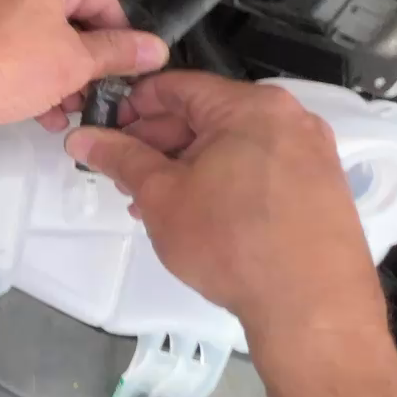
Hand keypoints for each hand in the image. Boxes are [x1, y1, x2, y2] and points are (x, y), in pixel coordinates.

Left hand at [0, 0, 167, 136]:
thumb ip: (117, 53)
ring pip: (35, 42)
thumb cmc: (3, 64)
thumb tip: (156, 47)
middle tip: (96, 97)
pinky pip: (5, 53)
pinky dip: (24, 78)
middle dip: (84, 63)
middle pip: (66, 21)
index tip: (130, 68)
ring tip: (66, 113)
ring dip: (56, 78)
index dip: (121, 34)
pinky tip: (36, 112)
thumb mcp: (73, 62)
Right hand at [63, 71, 388, 354]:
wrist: (312, 310)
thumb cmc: (231, 240)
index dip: (127, 107)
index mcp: (251, 108)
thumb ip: (117, 156)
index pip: (172, 86)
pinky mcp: (317, 188)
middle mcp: (289, 120)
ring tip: (147, 200)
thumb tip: (80, 136)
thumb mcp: (158, 193)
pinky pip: (250, 165)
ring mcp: (309, 155)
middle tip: (118, 172)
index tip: (100, 133)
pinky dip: (213, 178)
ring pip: (223, 143)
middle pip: (200, 113)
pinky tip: (188, 211)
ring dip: (178, 164)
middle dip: (151, 141)